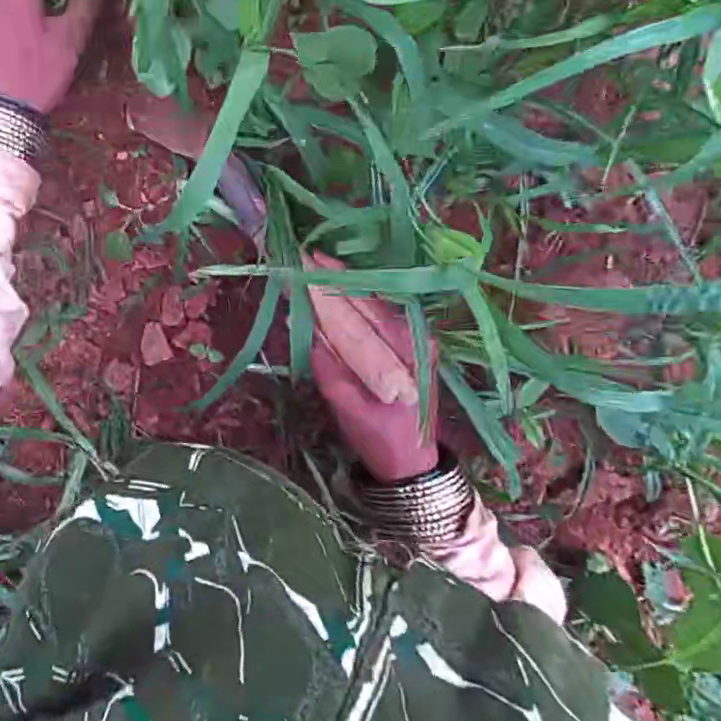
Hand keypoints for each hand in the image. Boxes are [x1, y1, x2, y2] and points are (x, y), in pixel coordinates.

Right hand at [308, 253, 438, 482]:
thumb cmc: (377, 439)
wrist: (412, 462)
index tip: (304, 265)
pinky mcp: (412, 341)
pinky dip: (356, 298)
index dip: (329, 287)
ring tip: (315, 266)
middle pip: (369, 298)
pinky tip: (338, 287)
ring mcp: (417, 337)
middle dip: (334, 277)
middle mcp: (415, 337)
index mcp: (402, 353)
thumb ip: (329, 368)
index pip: (359, 309)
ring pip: (376, 301)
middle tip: (303, 257)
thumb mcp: (346, 407)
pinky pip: (380, 311)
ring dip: (344, 283)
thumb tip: (309, 329)